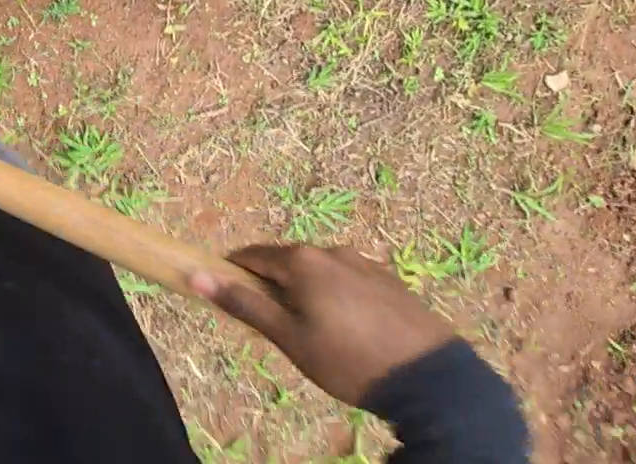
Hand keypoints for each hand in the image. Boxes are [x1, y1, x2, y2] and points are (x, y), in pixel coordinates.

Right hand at [190, 245, 455, 406]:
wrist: (438, 385)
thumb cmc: (351, 360)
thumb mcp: (290, 339)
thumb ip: (244, 305)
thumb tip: (197, 275)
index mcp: (301, 259)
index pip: (251, 255)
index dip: (235, 274)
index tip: (234, 299)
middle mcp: (331, 250)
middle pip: (287, 262)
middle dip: (276, 286)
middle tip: (280, 326)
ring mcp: (365, 264)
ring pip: (320, 272)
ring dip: (309, 292)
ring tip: (321, 333)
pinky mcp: (392, 282)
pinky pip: (350, 282)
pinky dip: (340, 298)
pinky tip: (354, 332)